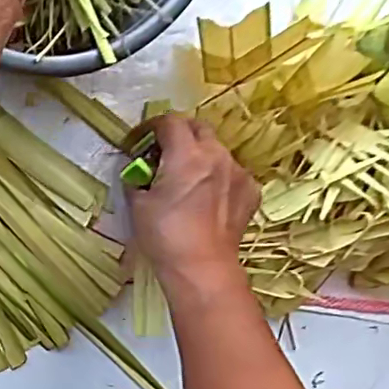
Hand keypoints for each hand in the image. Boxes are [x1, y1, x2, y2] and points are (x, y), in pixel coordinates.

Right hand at [129, 114, 260, 286]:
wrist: (201, 266)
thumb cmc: (163, 235)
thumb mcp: (137, 206)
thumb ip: (137, 180)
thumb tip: (138, 172)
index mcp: (186, 156)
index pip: (169, 122)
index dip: (149, 127)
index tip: (137, 141)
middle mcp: (217, 155)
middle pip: (197, 128)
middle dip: (176, 134)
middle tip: (159, 153)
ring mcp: (239, 172)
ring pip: (216, 150)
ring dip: (196, 155)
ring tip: (182, 178)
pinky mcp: (250, 190)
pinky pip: (230, 172)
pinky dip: (214, 176)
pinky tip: (202, 197)